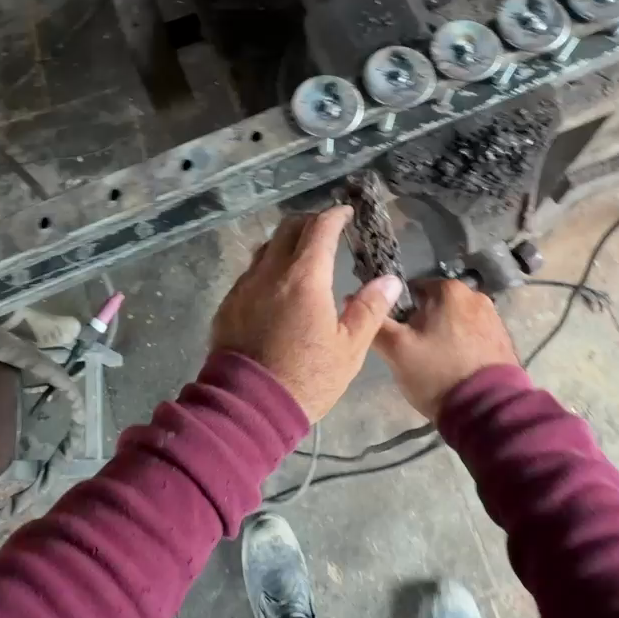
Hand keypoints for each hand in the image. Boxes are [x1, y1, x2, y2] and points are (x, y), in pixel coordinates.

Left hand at [210, 206, 402, 422]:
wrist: (248, 404)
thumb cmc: (307, 377)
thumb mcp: (349, 348)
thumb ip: (369, 308)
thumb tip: (389, 278)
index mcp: (305, 277)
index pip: (320, 229)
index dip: (334, 215)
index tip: (346, 212)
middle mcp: (271, 272)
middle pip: (288, 228)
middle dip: (310, 222)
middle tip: (327, 230)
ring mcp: (245, 285)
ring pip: (266, 248)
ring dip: (286, 243)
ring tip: (303, 255)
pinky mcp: (229, 303)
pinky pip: (251, 272)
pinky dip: (269, 267)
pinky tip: (278, 286)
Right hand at [374, 280, 518, 418]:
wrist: (489, 413)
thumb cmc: (438, 374)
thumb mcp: (396, 350)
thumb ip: (374, 321)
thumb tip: (352, 296)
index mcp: (450, 288)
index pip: (411, 291)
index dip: (399, 313)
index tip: (398, 337)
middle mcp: (476, 295)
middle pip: (434, 306)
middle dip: (423, 325)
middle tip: (414, 354)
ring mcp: (494, 318)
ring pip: (454, 322)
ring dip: (443, 336)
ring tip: (436, 365)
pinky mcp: (504, 341)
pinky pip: (473, 337)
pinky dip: (462, 348)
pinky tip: (456, 370)